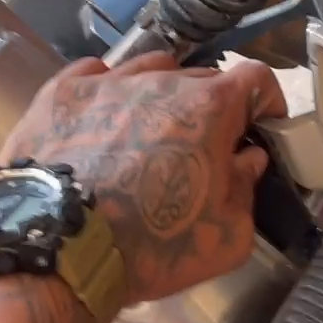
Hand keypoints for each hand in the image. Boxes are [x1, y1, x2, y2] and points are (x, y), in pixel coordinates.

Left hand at [1, 53, 286, 304]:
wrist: (56, 252)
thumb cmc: (151, 247)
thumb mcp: (227, 236)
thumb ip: (248, 188)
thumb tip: (246, 158)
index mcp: (209, 106)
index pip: (256, 78)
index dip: (266, 103)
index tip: (260, 130)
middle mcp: (160, 79)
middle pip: (202, 77)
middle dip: (213, 108)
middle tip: (203, 148)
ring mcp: (107, 79)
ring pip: (150, 70)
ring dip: (162, 94)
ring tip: (150, 130)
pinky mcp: (61, 91)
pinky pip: (97, 75)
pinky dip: (110, 92)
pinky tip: (104, 120)